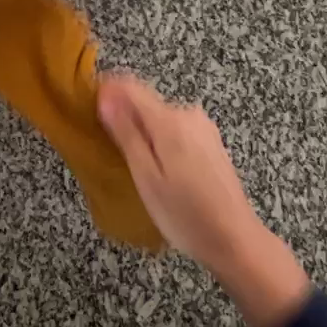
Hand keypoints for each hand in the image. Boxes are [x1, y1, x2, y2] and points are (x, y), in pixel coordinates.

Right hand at [97, 75, 310, 326]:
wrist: (235, 239)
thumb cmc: (184, 213)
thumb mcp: (147, 177)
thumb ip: (126, 134)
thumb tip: (106, 97)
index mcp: (169, 120)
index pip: (131, 87)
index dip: (108, 89)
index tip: (90, 104)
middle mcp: (188, 114)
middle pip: (147, 102)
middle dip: (125, 115)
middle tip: (108, 145)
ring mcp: (203, 127)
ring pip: (163, 117)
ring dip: (144, 130)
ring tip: (133, 163)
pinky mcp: (212, 142)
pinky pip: (178, 129)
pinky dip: (162, 140)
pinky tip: (161, 168)